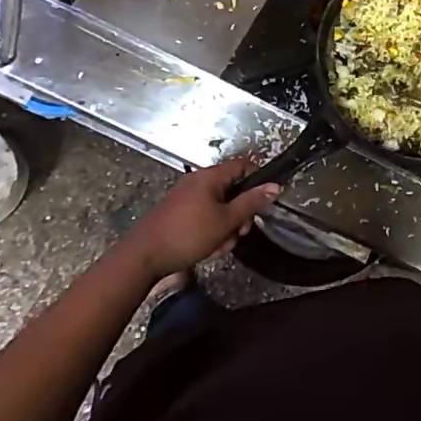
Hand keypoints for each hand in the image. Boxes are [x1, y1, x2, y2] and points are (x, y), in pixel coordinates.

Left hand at [121, 157, 282, 278]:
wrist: (145, 256)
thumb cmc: (189, 234)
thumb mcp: (226, 220)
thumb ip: (252, 202)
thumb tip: (275, 186)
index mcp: (210, 177)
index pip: (242, 165)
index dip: (258, 179)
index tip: (264, 201)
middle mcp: (198, 181)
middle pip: (232, 190)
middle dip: (241, 213)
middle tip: (240, 232)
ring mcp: (187, 197)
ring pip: (220, 207)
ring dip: (227, 226)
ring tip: (221, 246)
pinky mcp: (180, 213)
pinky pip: (205, 216)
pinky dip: (212, 230)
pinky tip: (208, 248)